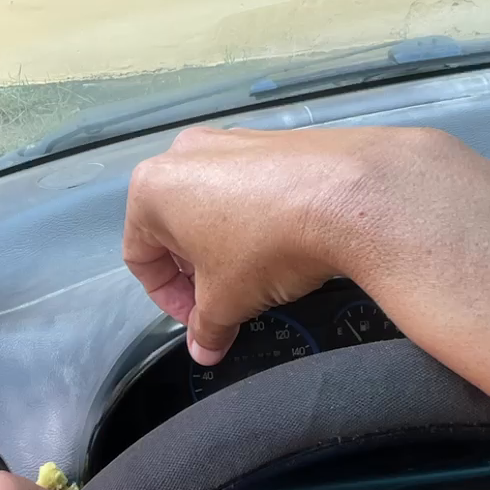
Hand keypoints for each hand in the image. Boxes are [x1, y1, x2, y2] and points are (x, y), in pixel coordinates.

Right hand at [122, 125, 489, 363]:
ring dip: (223, 247)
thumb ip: (206, 328)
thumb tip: (204, 351)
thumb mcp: (226, 300)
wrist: (349, 195)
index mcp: (151, 189)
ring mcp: (229, 139)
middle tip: (224, 301)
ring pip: (210, 206)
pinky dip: (253, 219)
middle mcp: (182, 154)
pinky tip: (282, 242)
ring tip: (256, 275)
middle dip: (195, 272)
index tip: (198, 320)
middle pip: (173, 228)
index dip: (167, 299)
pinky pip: (247, 186)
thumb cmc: (265, 246)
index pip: (140, 257)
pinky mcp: (270, 138)